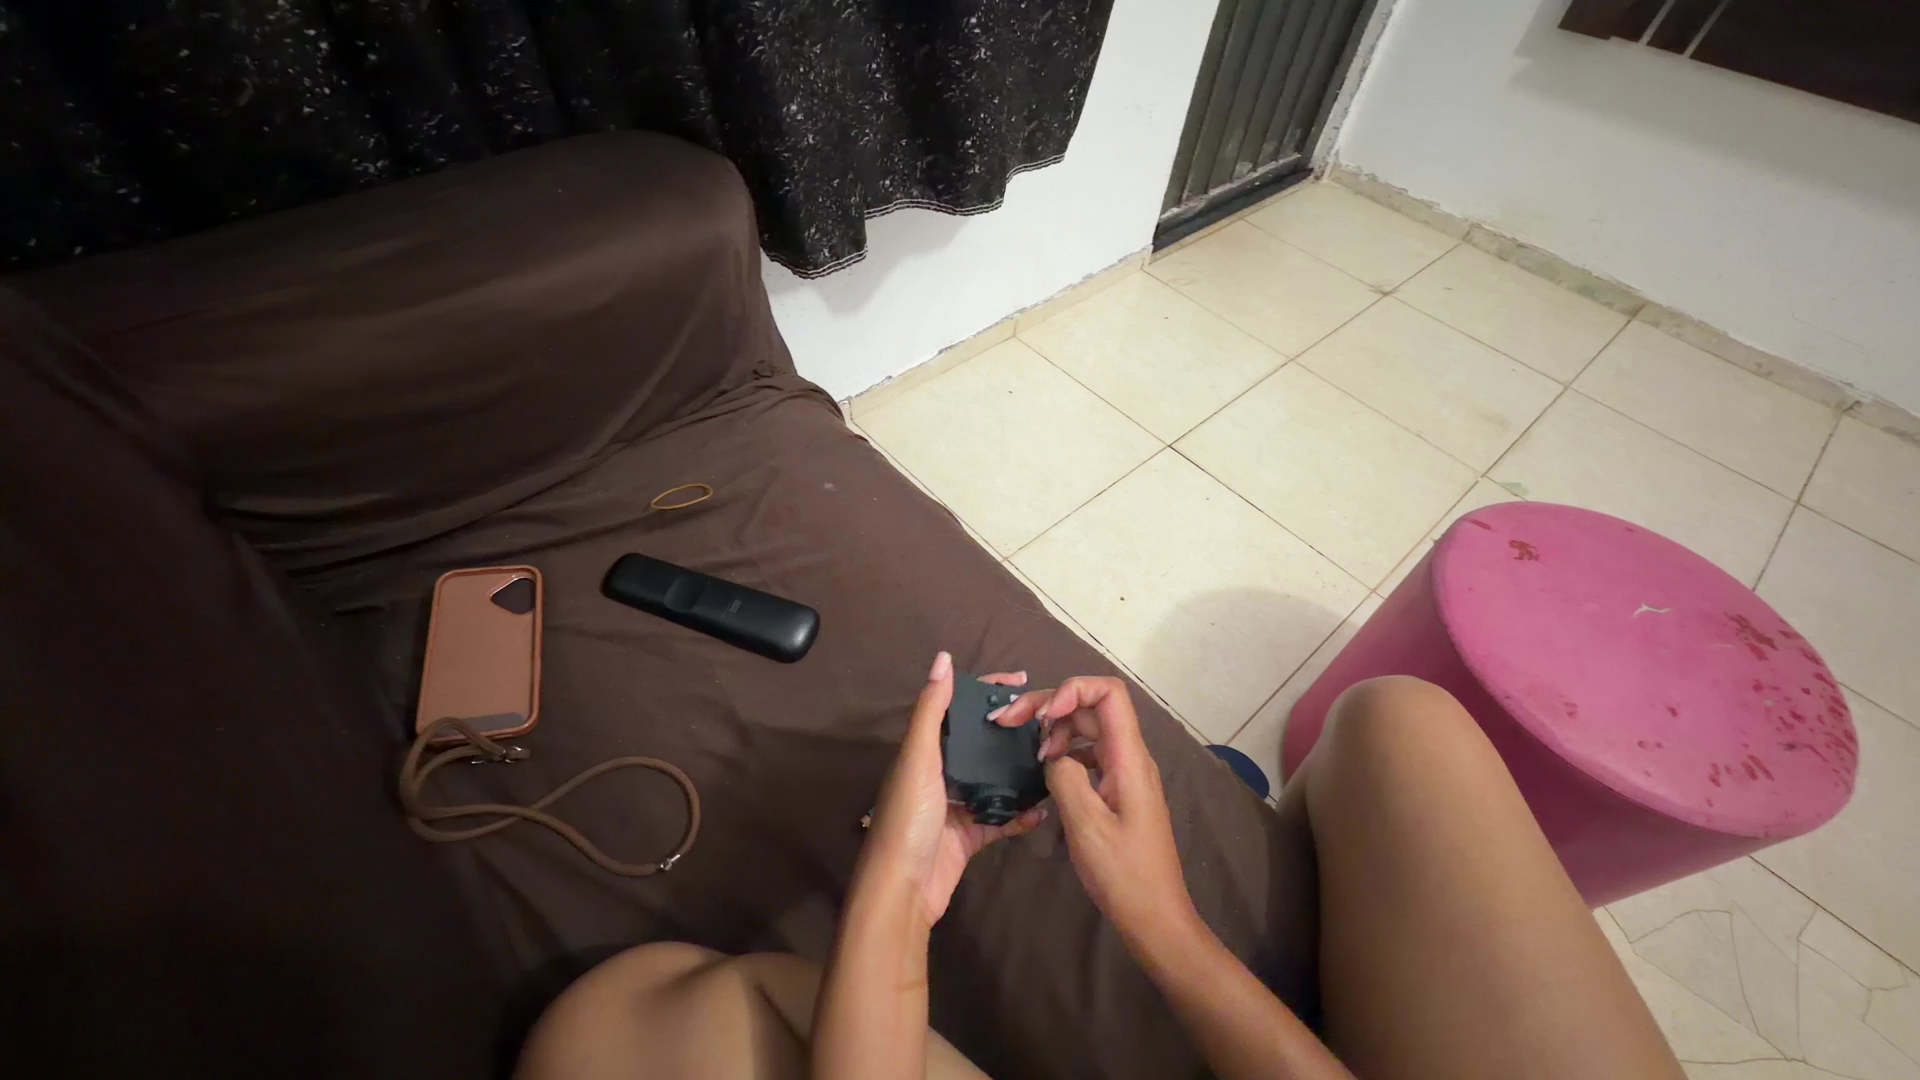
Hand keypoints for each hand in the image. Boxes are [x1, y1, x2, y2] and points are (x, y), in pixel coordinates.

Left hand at [856, 651, 1047, 927]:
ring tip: (1055, 756)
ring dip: (1020, 770)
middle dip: (1011, 729)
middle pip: (981, 742)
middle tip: (1050, 719)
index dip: (987, 691)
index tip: (1022, 678)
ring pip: (995, 779)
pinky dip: (1021, 813)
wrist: (903, 889)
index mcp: (925, 749)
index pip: (959, 708)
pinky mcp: (970, 835)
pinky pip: (1001, 818)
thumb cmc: (908, 817)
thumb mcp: (919, 757)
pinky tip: (1045, 806)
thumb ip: (932, 710)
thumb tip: (943, 658)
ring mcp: (957, 805)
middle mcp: (941, 772)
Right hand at [998, 676, 1197, 944]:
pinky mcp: (1117, 790)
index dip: (1072, 689)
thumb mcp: (1086, 824)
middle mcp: (1130, 756)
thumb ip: (1065, 775)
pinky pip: (1088, 754)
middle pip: (1091, 707)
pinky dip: (1063, 752)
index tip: (1041, 716)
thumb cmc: (1123, 873)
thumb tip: (1053, 754)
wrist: (1156, 918)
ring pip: (1087, 729)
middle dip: (1050, 706)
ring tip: (1028, 753)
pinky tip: (1044, 771)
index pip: (1109, 693)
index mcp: (1129, 758)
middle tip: (1008, 724)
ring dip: (1054, 730)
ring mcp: (1124, 772)